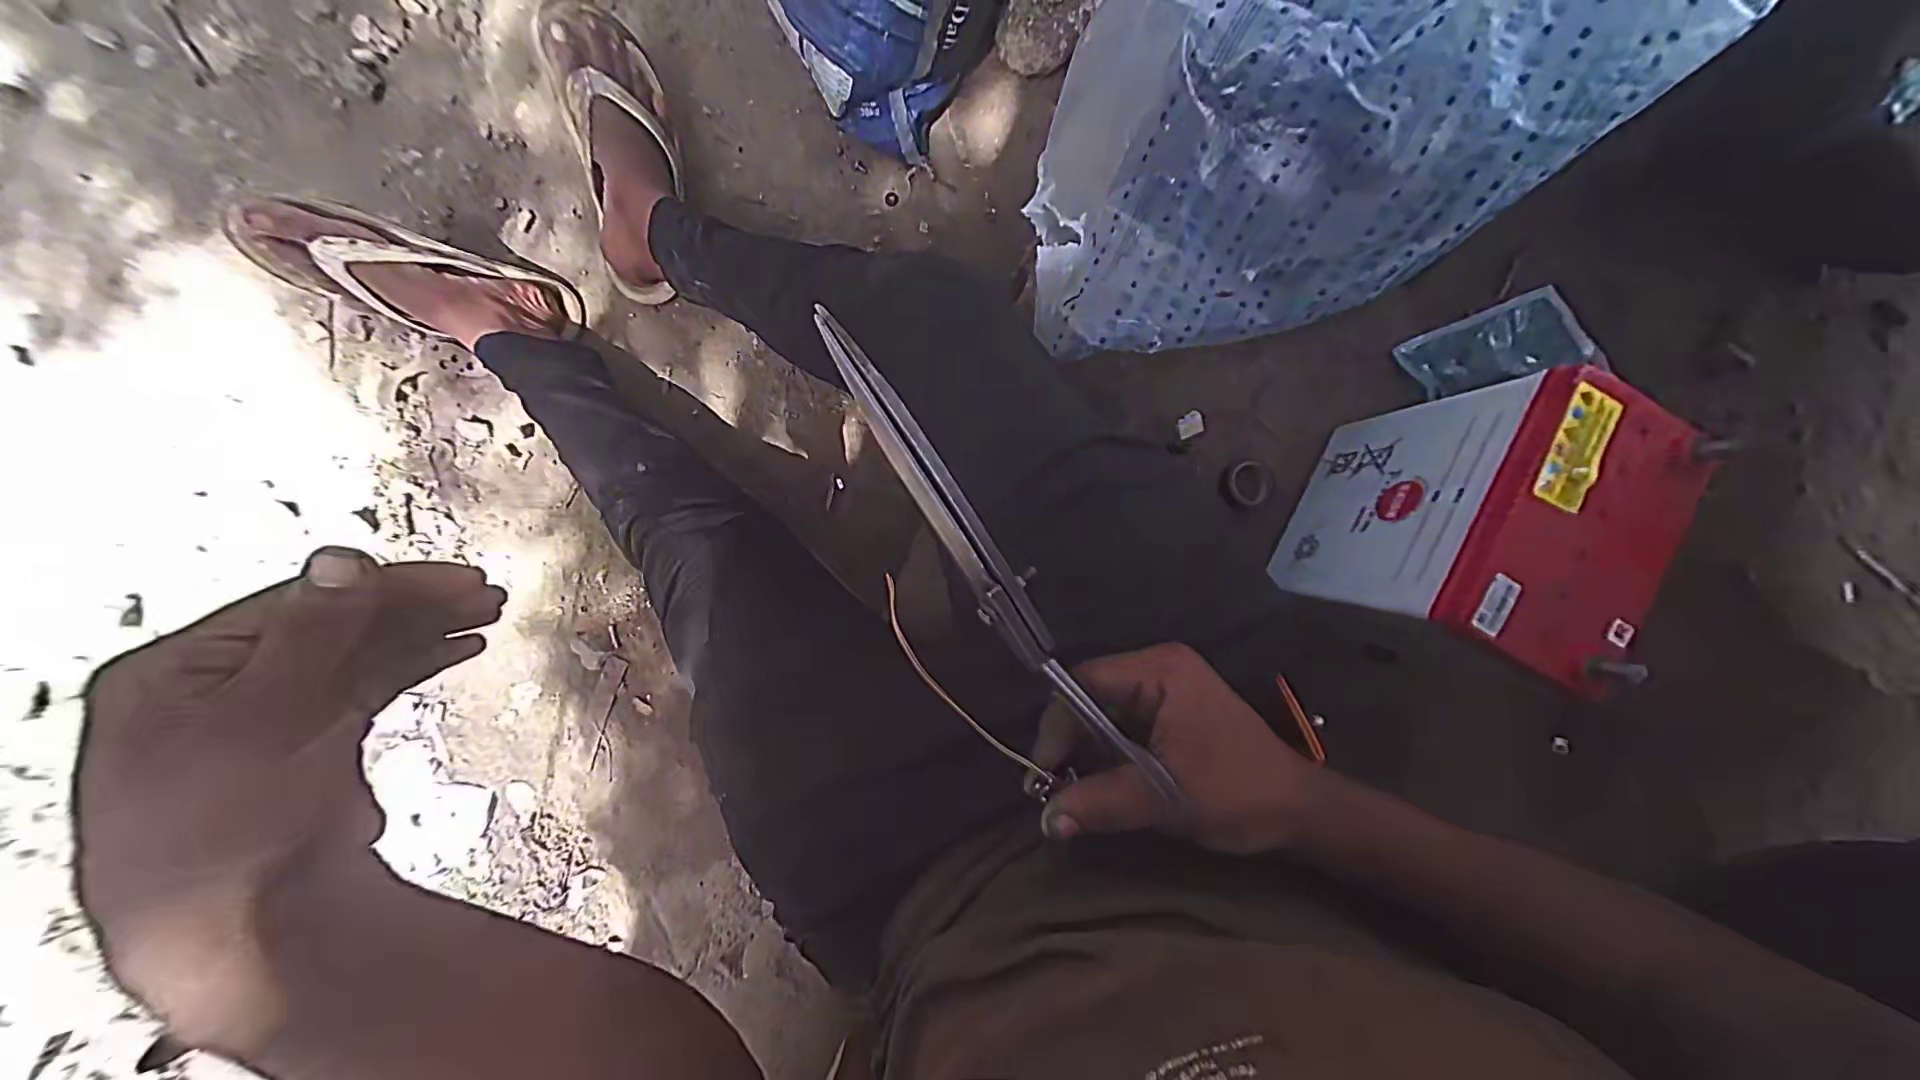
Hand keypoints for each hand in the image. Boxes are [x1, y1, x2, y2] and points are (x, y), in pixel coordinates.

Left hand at [75, 547, 505, 1056]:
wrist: (244, 924)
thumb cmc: (228, 827)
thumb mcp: (264, 719)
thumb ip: (308, 634)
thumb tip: (342, 559)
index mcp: (183, 668)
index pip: (305, 602)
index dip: (388, 586)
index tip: (461, 580)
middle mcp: (225, 681)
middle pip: (339, 622)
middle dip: (418, 605)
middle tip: (487, 594)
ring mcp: (272, 710)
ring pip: (363, 649)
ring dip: (427, 629)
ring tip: (488, 615)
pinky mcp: (314, 737)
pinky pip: (372, 681)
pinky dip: (418, 661)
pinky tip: (461, 648)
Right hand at [1037, 643, 1322, 854]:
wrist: (1301, 811)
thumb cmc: (1239, 793)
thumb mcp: (1166, 799)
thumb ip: (1102, 803)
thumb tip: (1046, 821)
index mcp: (1161, 670)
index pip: (1085, 682)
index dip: (1058, 724)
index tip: (1045, 772)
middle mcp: (1158, 667)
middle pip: (1090, 694)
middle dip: (1069, 740)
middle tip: (1052, 786)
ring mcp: (1165, 687)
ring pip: (1101, 711)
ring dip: (1085, 750)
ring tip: (1070, 790)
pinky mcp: (1168, 709)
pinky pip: (1120, 724)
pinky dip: (1105, 753)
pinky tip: (1097, 782)